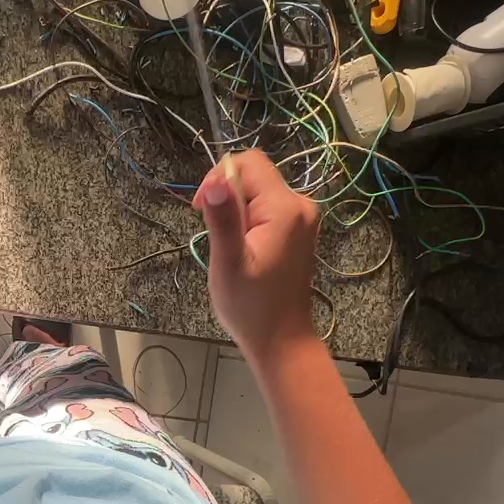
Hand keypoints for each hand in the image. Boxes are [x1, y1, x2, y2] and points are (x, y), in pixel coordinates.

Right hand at [192, 149, 320, 362]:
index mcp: (285, 208)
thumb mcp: (229, 263)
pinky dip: (248, 222)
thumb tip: (214, 182)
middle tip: (217, 238)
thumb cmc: (251, 306)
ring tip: (230, 248)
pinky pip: (266, 209)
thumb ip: (223, 220)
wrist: (281, 339)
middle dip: (227, 197)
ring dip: (236, 212)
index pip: (249, 163)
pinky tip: (242, 250)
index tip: (202, 211)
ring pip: (258, 193)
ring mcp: (302, 218)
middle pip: (254, 176)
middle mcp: (300, 205)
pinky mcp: (297, 230)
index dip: (219, 179)